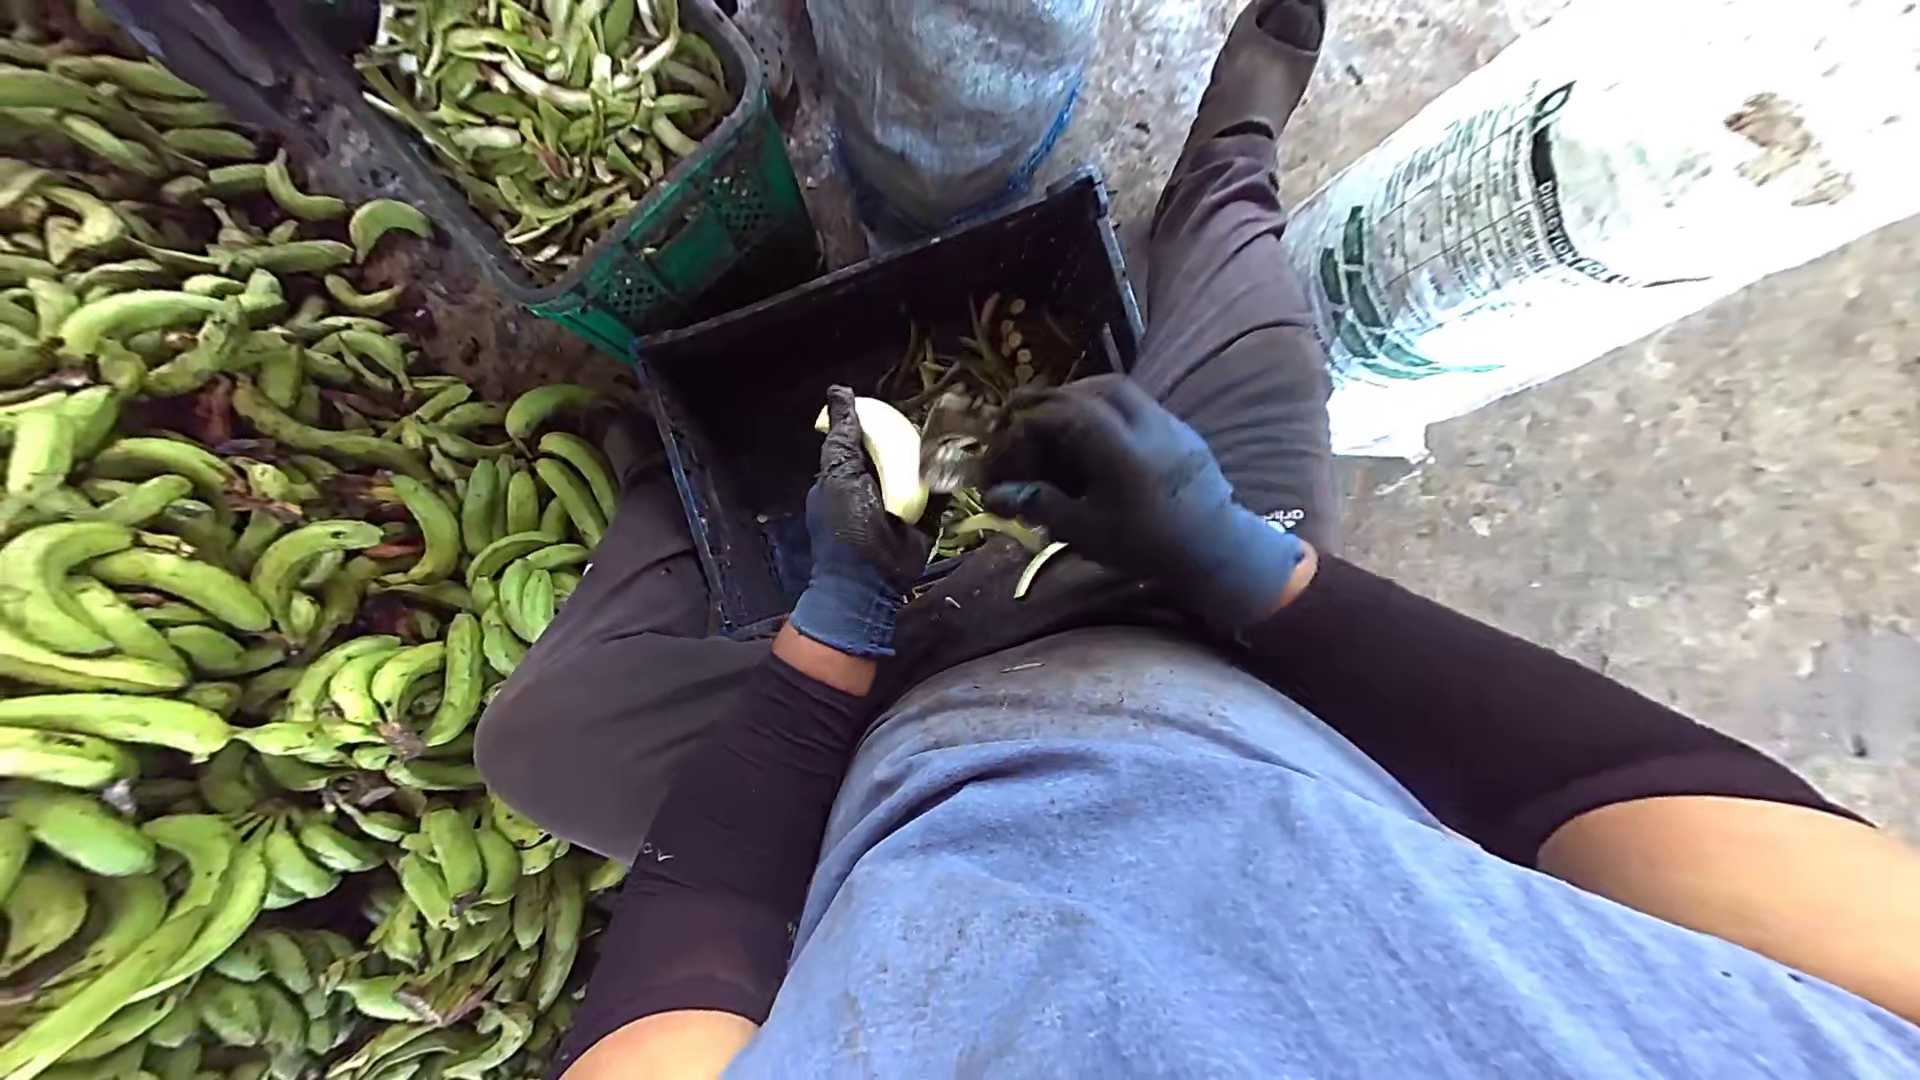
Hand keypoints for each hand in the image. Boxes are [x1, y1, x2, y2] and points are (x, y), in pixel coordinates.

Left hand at [787, 386, 930, 657]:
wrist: (869, 580)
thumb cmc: (846, 526)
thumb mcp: (839, 474)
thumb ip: (843, 436)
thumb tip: (838, 391)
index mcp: (852, 471)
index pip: (870, 436)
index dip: (884, 423)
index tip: (900, 413)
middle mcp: (877, 482)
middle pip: (900, 450)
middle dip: (914, 441)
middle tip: (932, 428)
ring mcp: (902, 501)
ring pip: (922, 469)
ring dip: (934, 460)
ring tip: (951, 443)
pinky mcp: (925, 517)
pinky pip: (939, 494)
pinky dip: (947, 484)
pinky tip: (958, 469)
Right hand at [984, 375, 1305, 631]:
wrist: (1215, 549)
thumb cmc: (1146, 545)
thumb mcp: (1087, 530)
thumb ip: (1041, 504)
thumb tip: (995, 494)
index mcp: (1122, 451)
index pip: (1067, 413)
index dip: (1031, 418)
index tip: (1009, 431)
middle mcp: (1147, 425)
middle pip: (1094, 389)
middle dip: (1055, 396)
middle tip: (1029, 412)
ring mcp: (1169, 422)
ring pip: (1120, 389)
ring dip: (1083, 395)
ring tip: (1060, 417)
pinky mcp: (1182, 428)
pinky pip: (1139, 402)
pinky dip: (1109, 406)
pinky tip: (1098, 430)